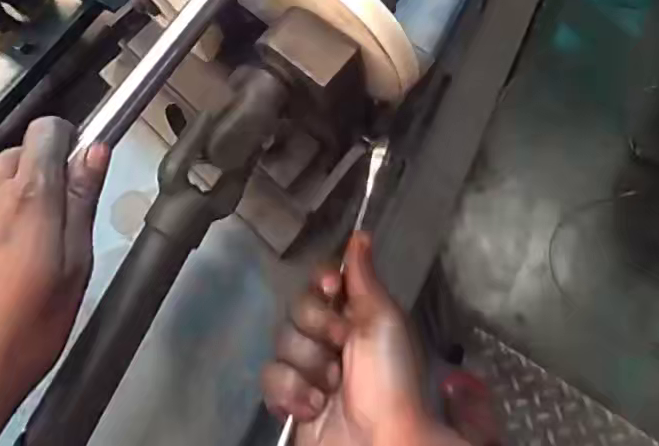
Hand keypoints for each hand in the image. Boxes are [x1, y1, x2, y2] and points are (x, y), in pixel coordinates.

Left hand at [0, 117, 110, 445]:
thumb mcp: (75, 268)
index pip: (47, 131)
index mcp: (29, 197)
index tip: (70, 165)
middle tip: (41, 229)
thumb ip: (83, 201)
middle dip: (30, 182)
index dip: (63, 142)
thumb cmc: (14, 341)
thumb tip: (94, 153)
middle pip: (11, 160)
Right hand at [262, 233, 458, 445]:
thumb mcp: (382, 319)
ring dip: (308, 364)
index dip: (322, 281)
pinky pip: (269, 377)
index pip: (322, 280)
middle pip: (298, 306)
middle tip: (340, 347)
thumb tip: (360, 233)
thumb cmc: (388, 376)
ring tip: (330, 386)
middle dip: (318, 327)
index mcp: (353, 311)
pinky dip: (291, 391)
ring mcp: (306, 367)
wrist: (378, 442)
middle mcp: (327, 334)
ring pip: (281, 341)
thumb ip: (363, 276)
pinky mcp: (288, 400)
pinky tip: (313, 406)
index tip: (332, 288)